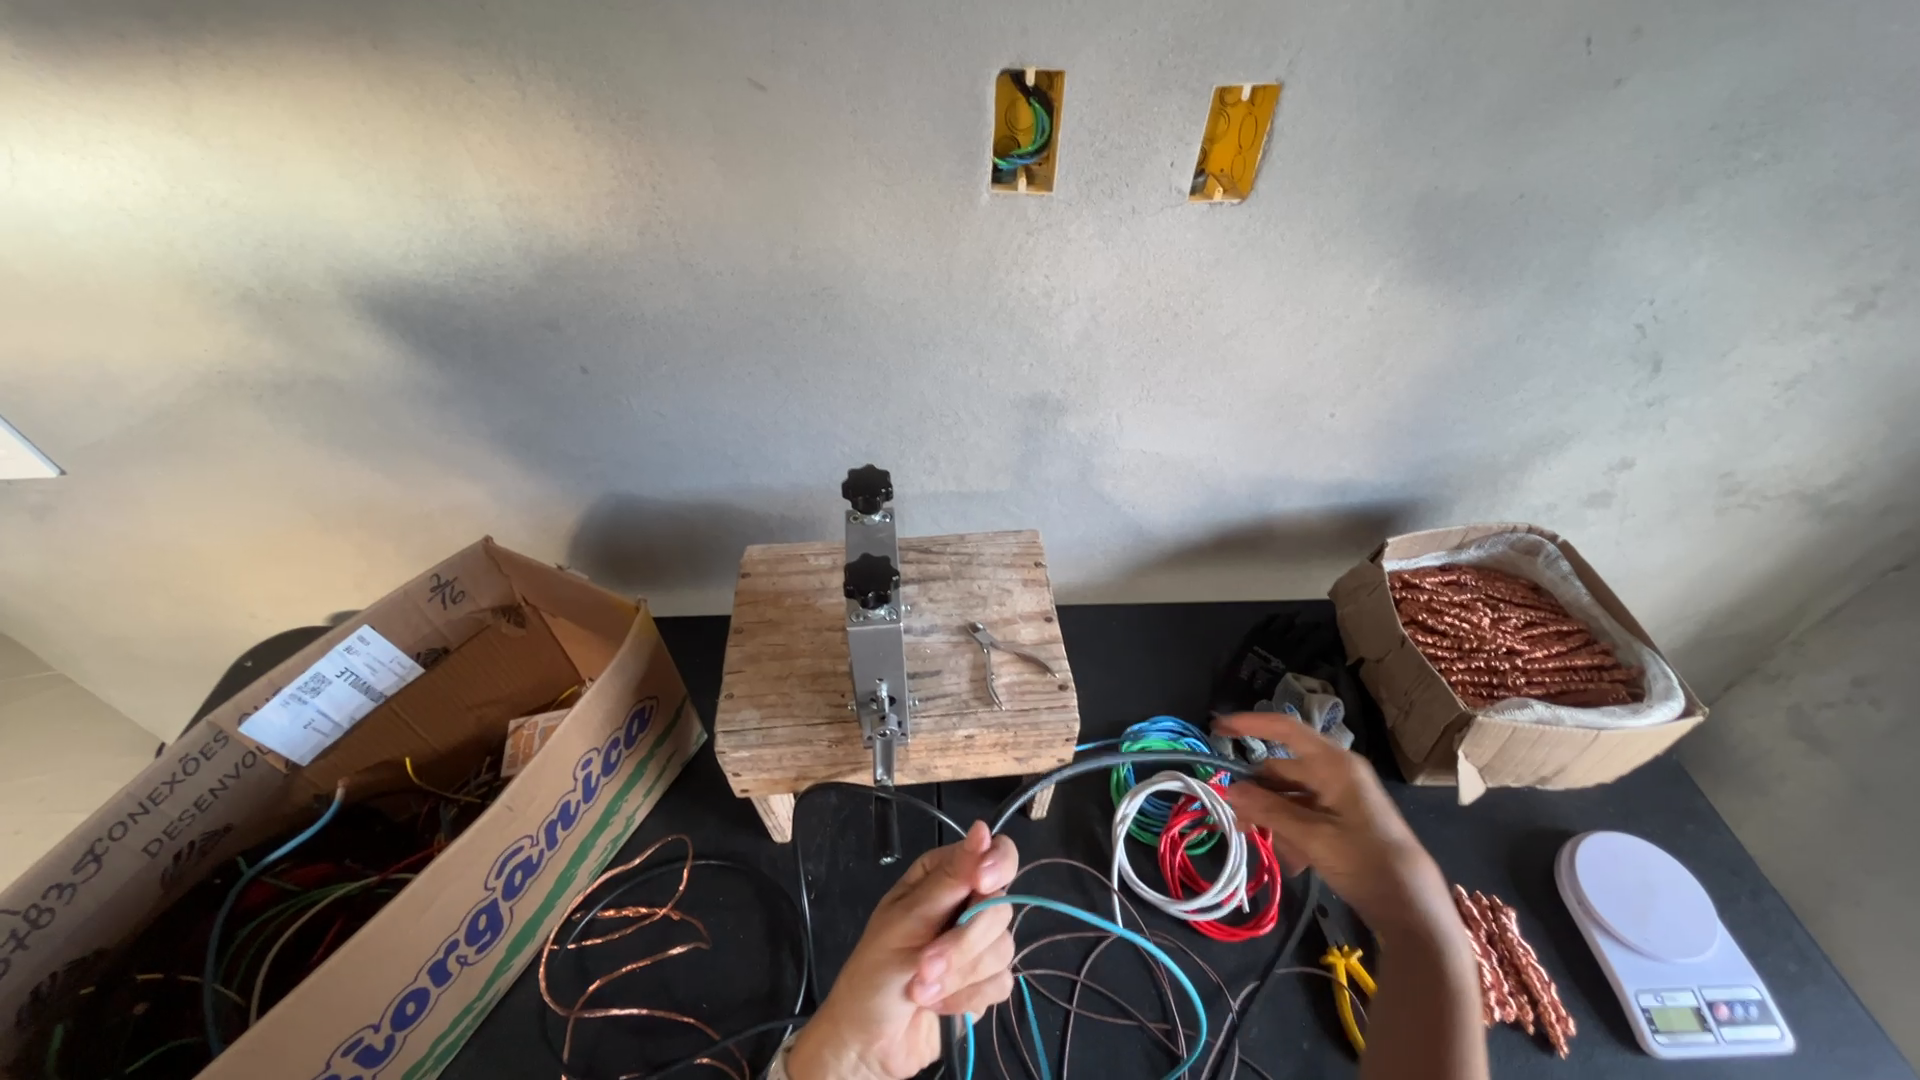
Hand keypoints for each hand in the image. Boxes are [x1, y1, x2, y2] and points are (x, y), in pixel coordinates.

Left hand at [787, 822, 1018, 1079]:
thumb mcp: (906, 920)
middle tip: (924, 965)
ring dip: (958, 977)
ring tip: (920, 991)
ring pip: (1001, 948)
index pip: (993, 853)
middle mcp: (965, 903)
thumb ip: (949, 880)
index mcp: (942, 876)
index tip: (982, 885)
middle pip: (1000, 908)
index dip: (997, 865)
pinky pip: (1000, 982)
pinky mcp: (984, 981)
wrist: (868, 1042)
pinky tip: (938, 1005)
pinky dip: (967, 998)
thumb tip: (982, 830)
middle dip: (962, 944)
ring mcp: (977, 943)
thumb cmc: (874, 973)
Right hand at [1217, 713, 1453, 938]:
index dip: (1249, 724)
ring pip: (1289, 796)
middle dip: (1257, 795)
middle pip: (1281, 770)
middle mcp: (1336, 772)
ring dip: (1273, 820)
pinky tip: (1293, 862)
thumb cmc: (1365, 861)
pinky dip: (1291, 833)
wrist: (1413, 906)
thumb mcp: (1311, 837)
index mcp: (1334, 764)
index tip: (1216, 727)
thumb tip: (1230, 789)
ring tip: (1266, 848)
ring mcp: (1340, 796)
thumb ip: (1268, 810)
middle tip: (1237, 822)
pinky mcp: (1342, 819)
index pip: (1285, 729)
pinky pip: (1304, 815)